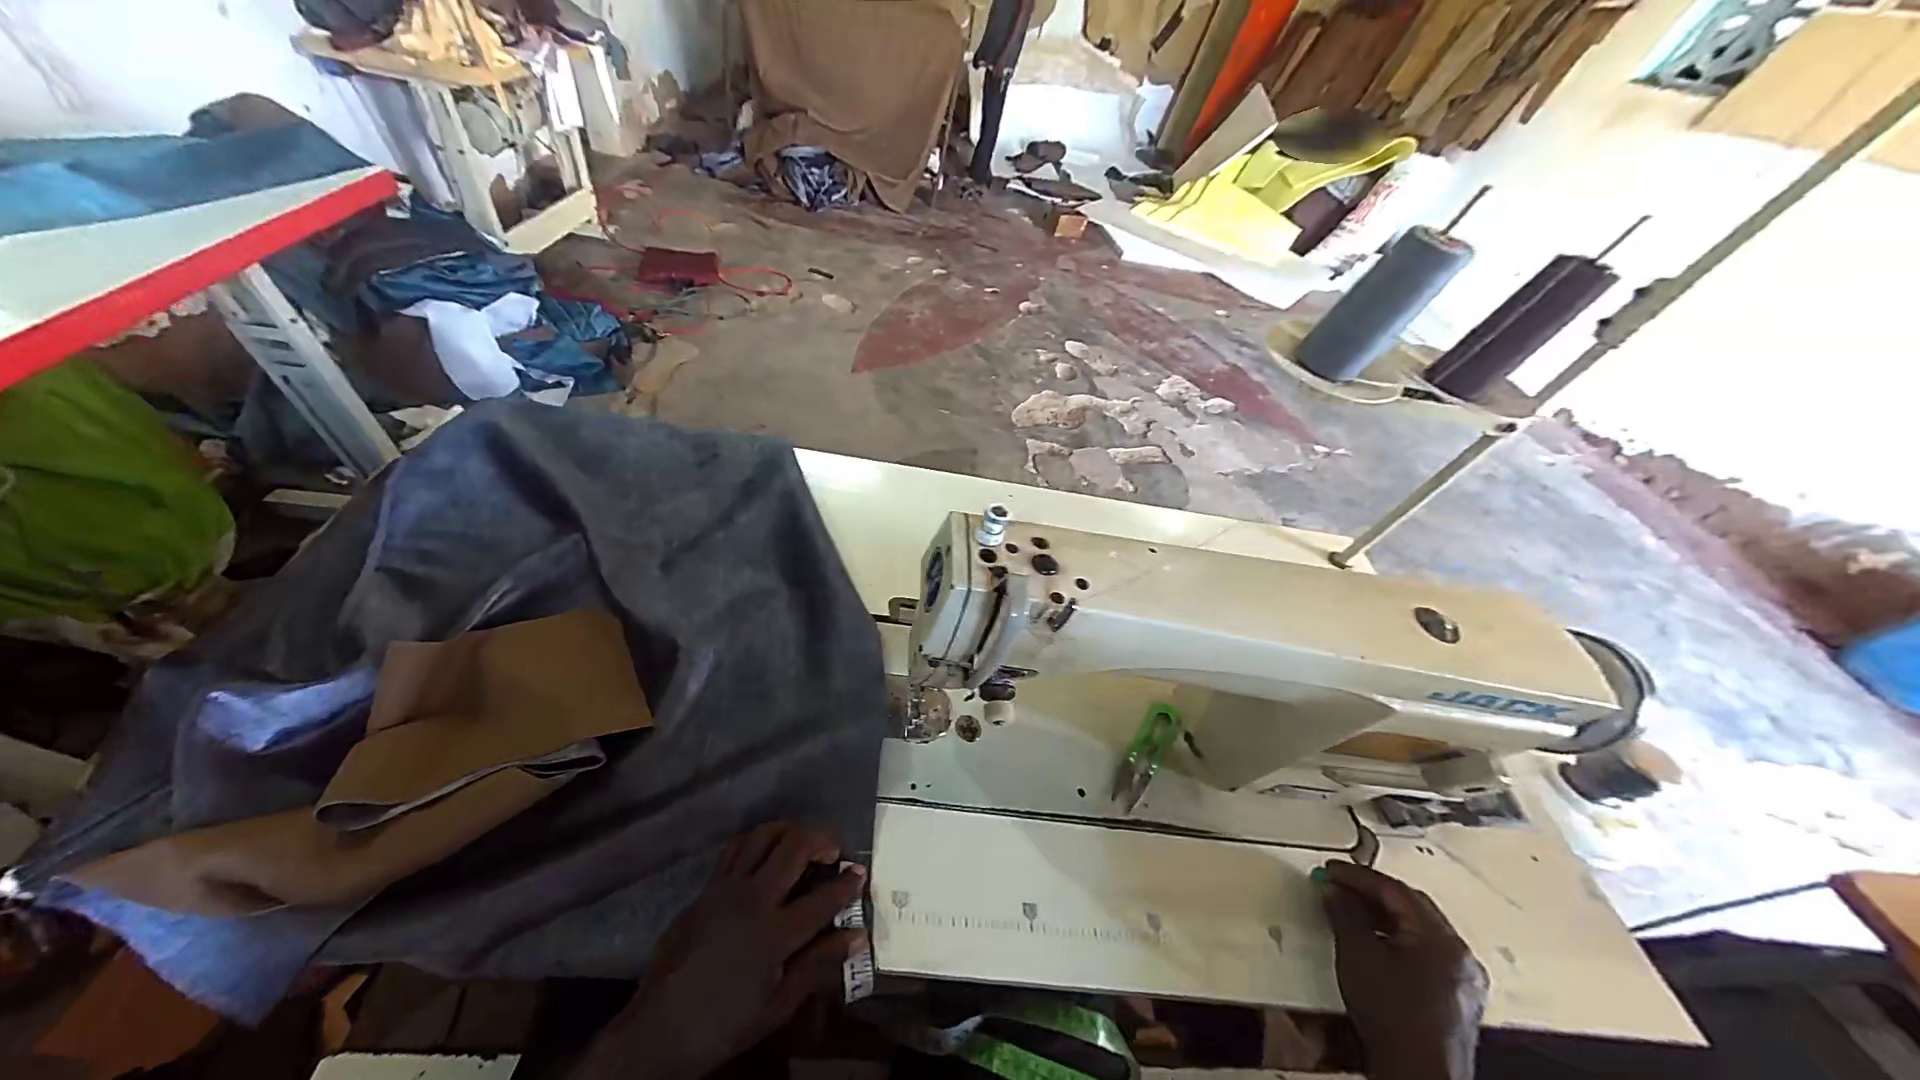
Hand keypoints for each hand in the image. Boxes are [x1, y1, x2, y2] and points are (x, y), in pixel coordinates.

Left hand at [574, 823, 866, 1079]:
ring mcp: (725, 889)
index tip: (860, 873)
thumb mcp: (779, 1004)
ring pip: (762, 836)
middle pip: (794, 847)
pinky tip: (765, 853)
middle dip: (822, 840)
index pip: (823, 898)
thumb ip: (819, 964)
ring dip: (788, 831)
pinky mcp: (705, 889)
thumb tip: (857, 936)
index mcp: (775, 933)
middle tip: (833, 851)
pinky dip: (757, 842)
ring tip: (801, 843)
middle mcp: (753, 899)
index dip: (847, 882)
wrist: (659, 1028)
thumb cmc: (725, 1024)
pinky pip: (735, 850)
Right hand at [1317, 862, 1487, 1079]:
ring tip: (1349, 911)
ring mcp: (1463, 979)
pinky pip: (1425, 951)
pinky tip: (1374, 943)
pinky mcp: (1457, 999)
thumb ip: (1344, 913)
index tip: (1329, 870)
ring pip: (1419, 929)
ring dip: (1384, 915)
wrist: (1417, 1075)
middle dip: (1372, 892)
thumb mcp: (1357, 954)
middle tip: (1338, 885)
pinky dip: (1397, 938)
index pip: (1396, 890)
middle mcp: (1460, 954)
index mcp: (1442, 939)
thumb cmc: (1390, 1014)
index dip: (1358, 876)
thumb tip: (1333, 889)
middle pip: (1412, 907)